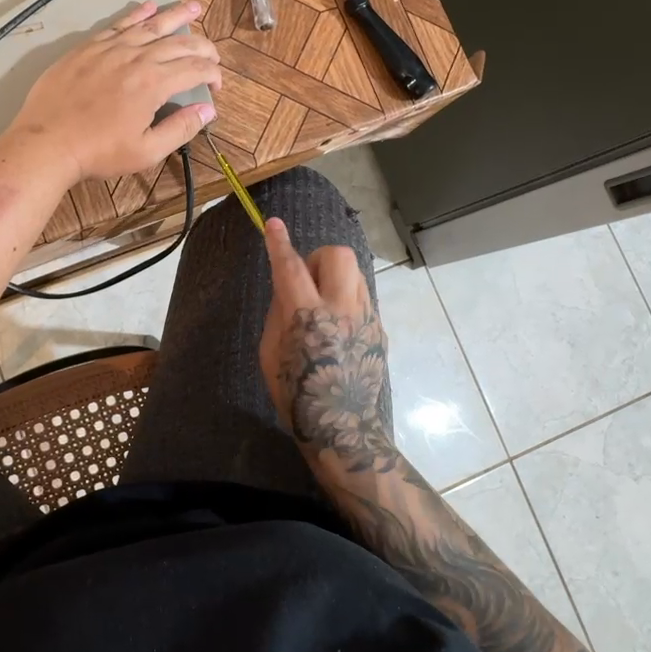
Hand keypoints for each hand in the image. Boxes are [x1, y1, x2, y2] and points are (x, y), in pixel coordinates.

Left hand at [2, 0, 222, 182]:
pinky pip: (119, 24)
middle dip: (202, 45)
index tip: (216, 85)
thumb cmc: (98, 152)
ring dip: (175, 15)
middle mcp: (136, 58)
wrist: (47, 142)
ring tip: (193, 6)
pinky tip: (149, 8)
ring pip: (151, 26)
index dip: (212, 74)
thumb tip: (207, 111)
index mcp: (154, 84)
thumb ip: (180, 129)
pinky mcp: (89, 47)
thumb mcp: (146, 151)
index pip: (194, 69)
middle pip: (178, 43)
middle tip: (213, 52)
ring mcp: (110, 48)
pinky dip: (138, 14)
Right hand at [258, 218, 395, 471]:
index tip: (274, 224)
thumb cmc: (295, 392)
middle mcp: (341, 309)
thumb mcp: (271, 352)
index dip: (279, 244)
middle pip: (336, 255)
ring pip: (354, 272)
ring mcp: (366, 318)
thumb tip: (290, 289)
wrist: (342, 427)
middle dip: (317, 258)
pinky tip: (338, 328)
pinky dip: (346, 300)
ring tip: (322, 303)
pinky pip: (362, 297)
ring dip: (334, 277)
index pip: (290, 268)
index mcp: (307, 317)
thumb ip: (280, 313)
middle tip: (306, 281)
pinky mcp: (380, 329)